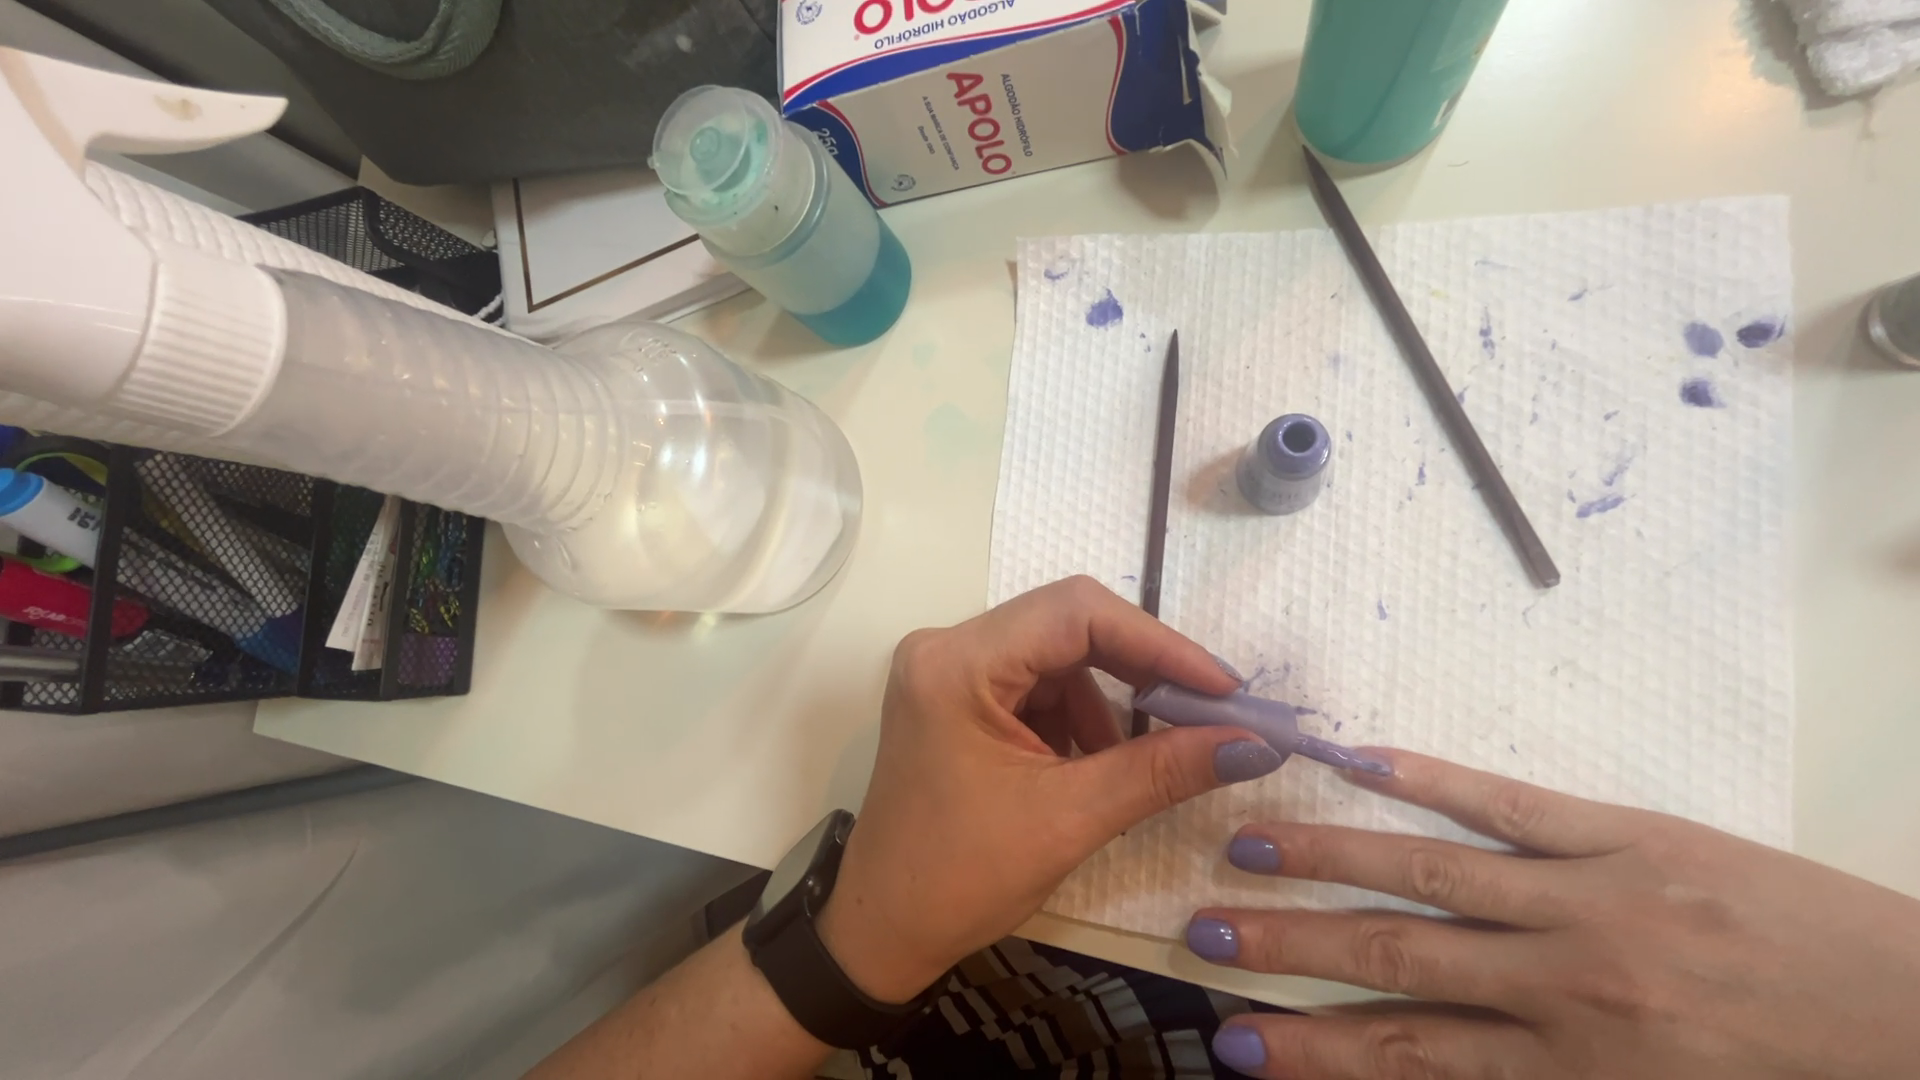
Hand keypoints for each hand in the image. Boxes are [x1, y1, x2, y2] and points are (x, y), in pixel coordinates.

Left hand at [815, 576, 1283, 1002]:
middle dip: (1137, 667)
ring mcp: (947, 667)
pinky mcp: (956, 693)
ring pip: (1054, 654)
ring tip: (1138, 756)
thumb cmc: (960, 879)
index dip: (1157, 642)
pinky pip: (1034, 682)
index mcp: (957, 663)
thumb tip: (1254, 742)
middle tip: (1202, 711)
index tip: (1222, 687)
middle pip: (1064, 624)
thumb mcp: (1069, 819)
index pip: (1074, 612)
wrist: (883, 927)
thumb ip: (1162, 770)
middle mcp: (946, 646)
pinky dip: (1075, 714)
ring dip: (1105, 699)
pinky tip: (1092, 760)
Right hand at [1191, 750, 1919, 1078]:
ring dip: (1326, 859)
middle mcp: (1564, 983)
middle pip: (1393, 959)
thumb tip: (1429, 1063)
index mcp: (1582, 1071)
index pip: (1410, 1056)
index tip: (1238, 1044)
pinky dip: (1425, 778)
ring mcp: (1587, 894)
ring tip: (1247, 847)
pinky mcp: (1624, 832)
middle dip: (1289, 949)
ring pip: (1426, 871)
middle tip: (1206, 934)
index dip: (1315, 1052)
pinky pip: (1505, 801)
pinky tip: (1357, 759)